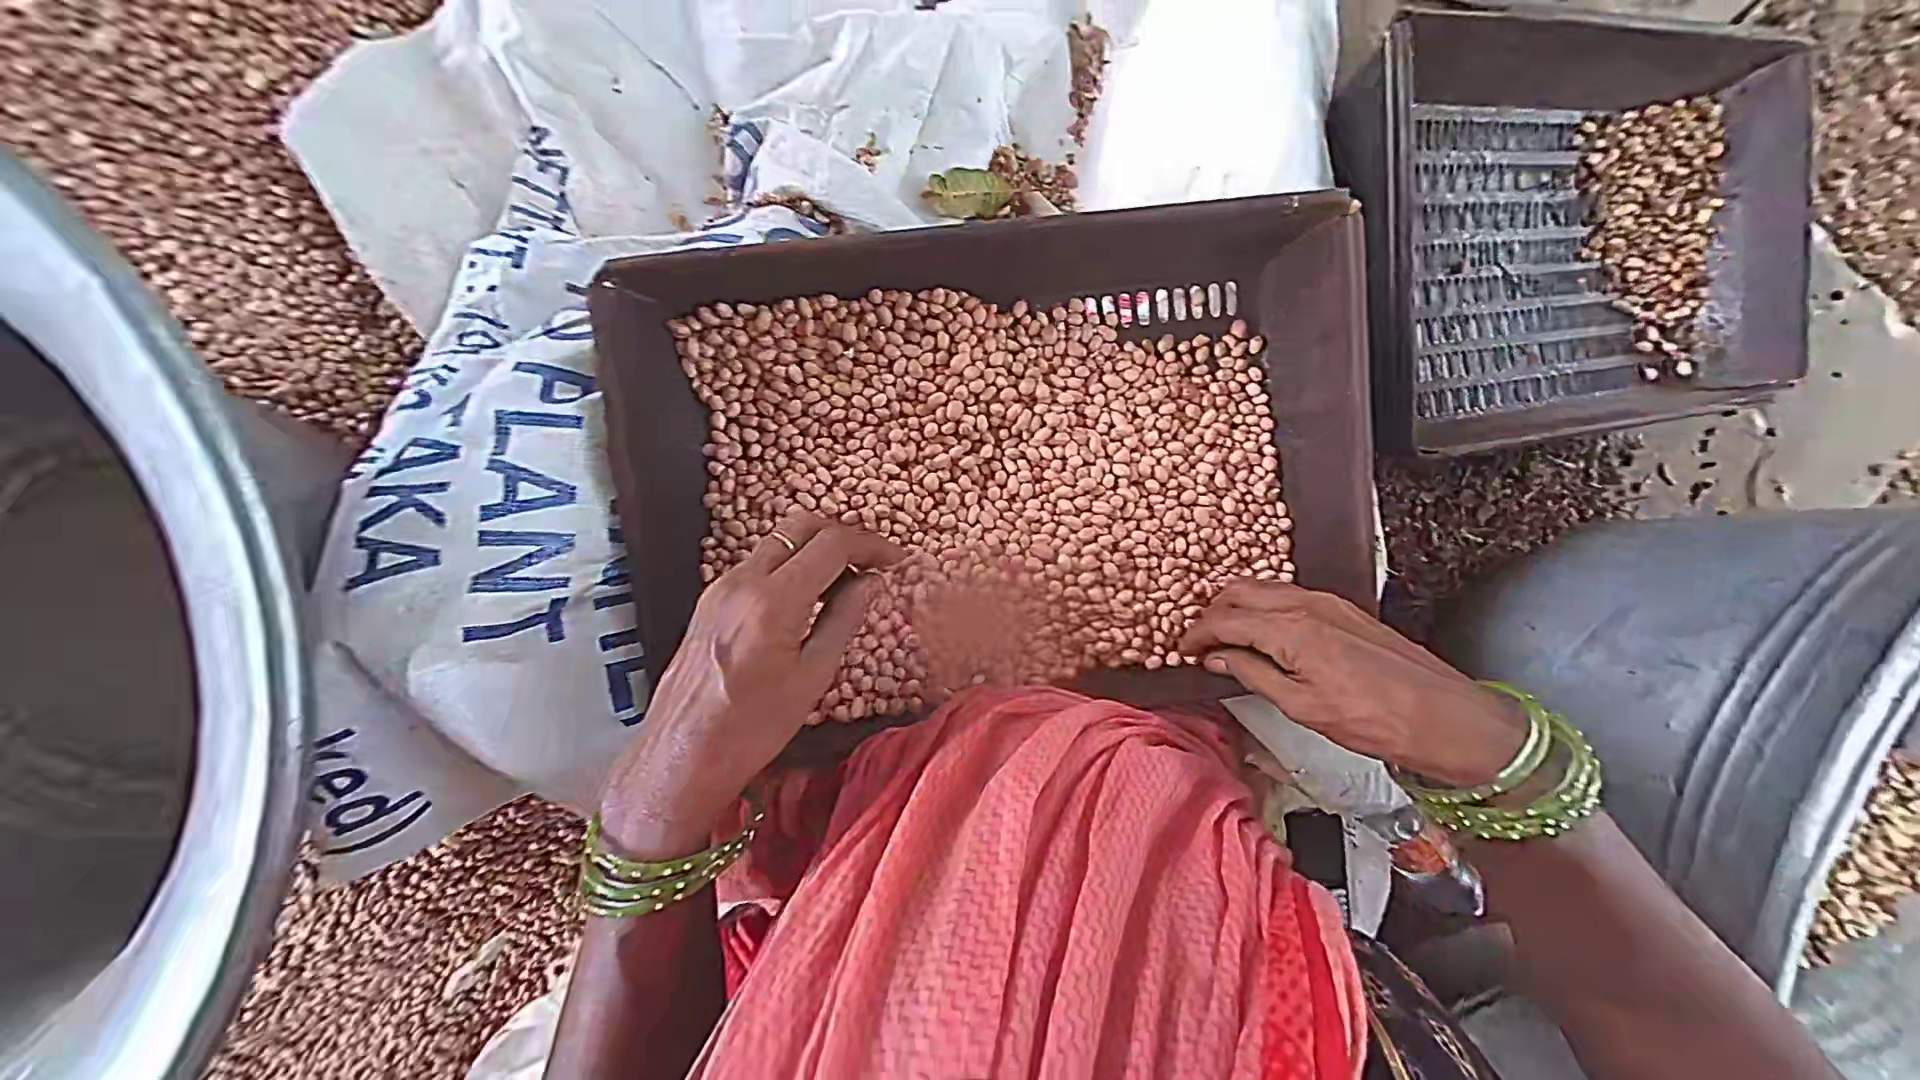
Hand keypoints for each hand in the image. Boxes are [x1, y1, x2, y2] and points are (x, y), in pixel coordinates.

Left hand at [597, 512, 902, 858]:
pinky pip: (759, 563)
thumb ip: (845, 618)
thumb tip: (871, 581)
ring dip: (816, 549)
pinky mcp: (710, 599)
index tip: (895, 558)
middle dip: (844, 535)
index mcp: (773, 601)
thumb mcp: (813, 676)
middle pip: (803, 525)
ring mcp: (721, 587)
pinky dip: (791, 566)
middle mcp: (741, 581)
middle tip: (871, 562)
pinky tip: (808, 599)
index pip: (833, 543)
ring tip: (845, 584)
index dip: (872, 544)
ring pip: (779, 540)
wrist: (681, 757)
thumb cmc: (753, 729)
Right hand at [1179, 580, 1525, 785]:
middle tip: (1200, 641)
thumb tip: (1219, 658)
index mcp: (1291, 629)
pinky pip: (1289, 595)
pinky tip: (1262, 631)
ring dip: (1237, 606)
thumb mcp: (1302, 707)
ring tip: (1225, 637)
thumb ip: (1253, 674)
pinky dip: (1263, 607)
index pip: (1225, 621)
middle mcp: (1306, 604)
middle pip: (1239, 592)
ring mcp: (1328, 602)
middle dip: (1211, 614)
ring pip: (1264, 588)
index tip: (1183, 650)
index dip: (1197, 635)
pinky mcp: (1345, 609)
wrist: (1450, 718)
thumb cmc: (1378, 720)